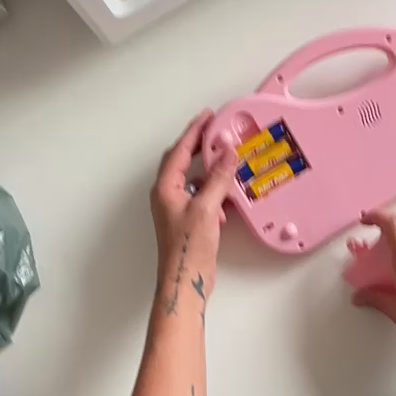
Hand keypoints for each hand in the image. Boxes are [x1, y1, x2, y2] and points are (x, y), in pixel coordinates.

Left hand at [150, 110, 239, 317]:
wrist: (186, 279)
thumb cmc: (188, 247)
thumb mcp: (206, 207)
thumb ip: (218, 178)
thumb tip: (227, 152)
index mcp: (165, 188)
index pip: (179, 151)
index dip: (194, 132)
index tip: (208, 116)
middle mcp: (168, 195)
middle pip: (183, 162)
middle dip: (200, 147)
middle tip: (218, 132)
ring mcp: (178, 209)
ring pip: (194, 180)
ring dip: (211, 170)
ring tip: (229, 160)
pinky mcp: (189, 221)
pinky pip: (203, 197)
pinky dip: (216, 191)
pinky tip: (230, 195)